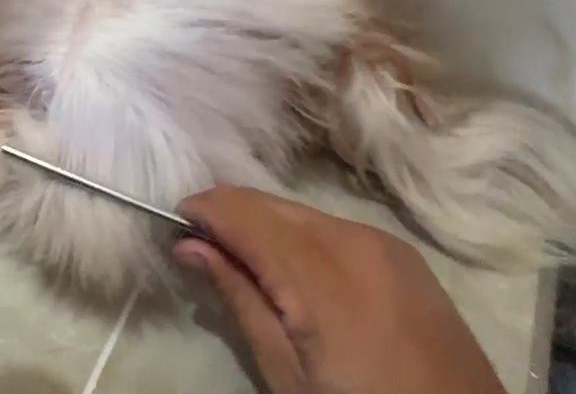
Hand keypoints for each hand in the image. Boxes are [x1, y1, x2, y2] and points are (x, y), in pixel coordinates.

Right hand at [175, 187, 505, 393]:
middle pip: (265, 202)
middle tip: (202, 249)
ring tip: (246, 263)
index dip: (201, 211)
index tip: (174, 228)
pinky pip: (331, 225)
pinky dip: (299, 234)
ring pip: (296, 209)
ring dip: (262, 224)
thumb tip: (189, 245)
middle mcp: (350, 237)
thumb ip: (238, 298)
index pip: (240, 211)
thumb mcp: (287, 374)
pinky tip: (295, 270)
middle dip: (227, 215)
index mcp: (319, 272)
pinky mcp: (402, 252)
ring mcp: (381, 241)